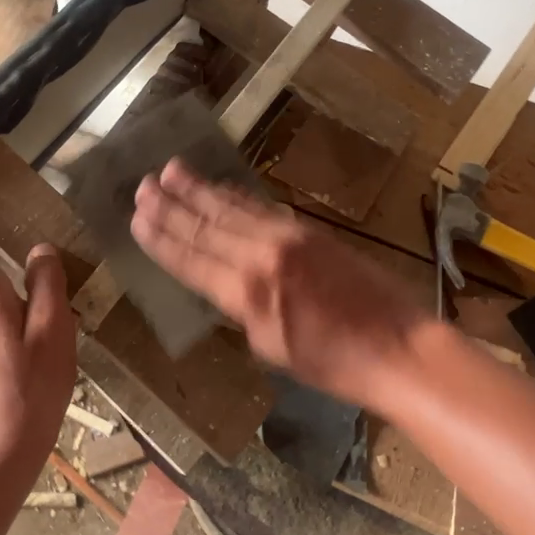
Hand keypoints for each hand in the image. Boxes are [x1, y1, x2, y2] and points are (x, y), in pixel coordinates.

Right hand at [132, 159, 431, 409]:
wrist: (398, 345)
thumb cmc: (333, 365)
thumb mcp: (272, 348)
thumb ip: (241, 310)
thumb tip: (222, 284)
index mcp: (247, 293)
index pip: (191, 259)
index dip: (161, 238)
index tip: (136, 218)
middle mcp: (261, 256)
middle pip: (205, 225)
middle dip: (171, 205)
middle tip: (143, 185)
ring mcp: (286, 237)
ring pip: (231, 208)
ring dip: (198, 189)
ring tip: (170, 170)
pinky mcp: (308, 229)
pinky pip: (260, 206)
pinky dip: (234, 195)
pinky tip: (219, 187)